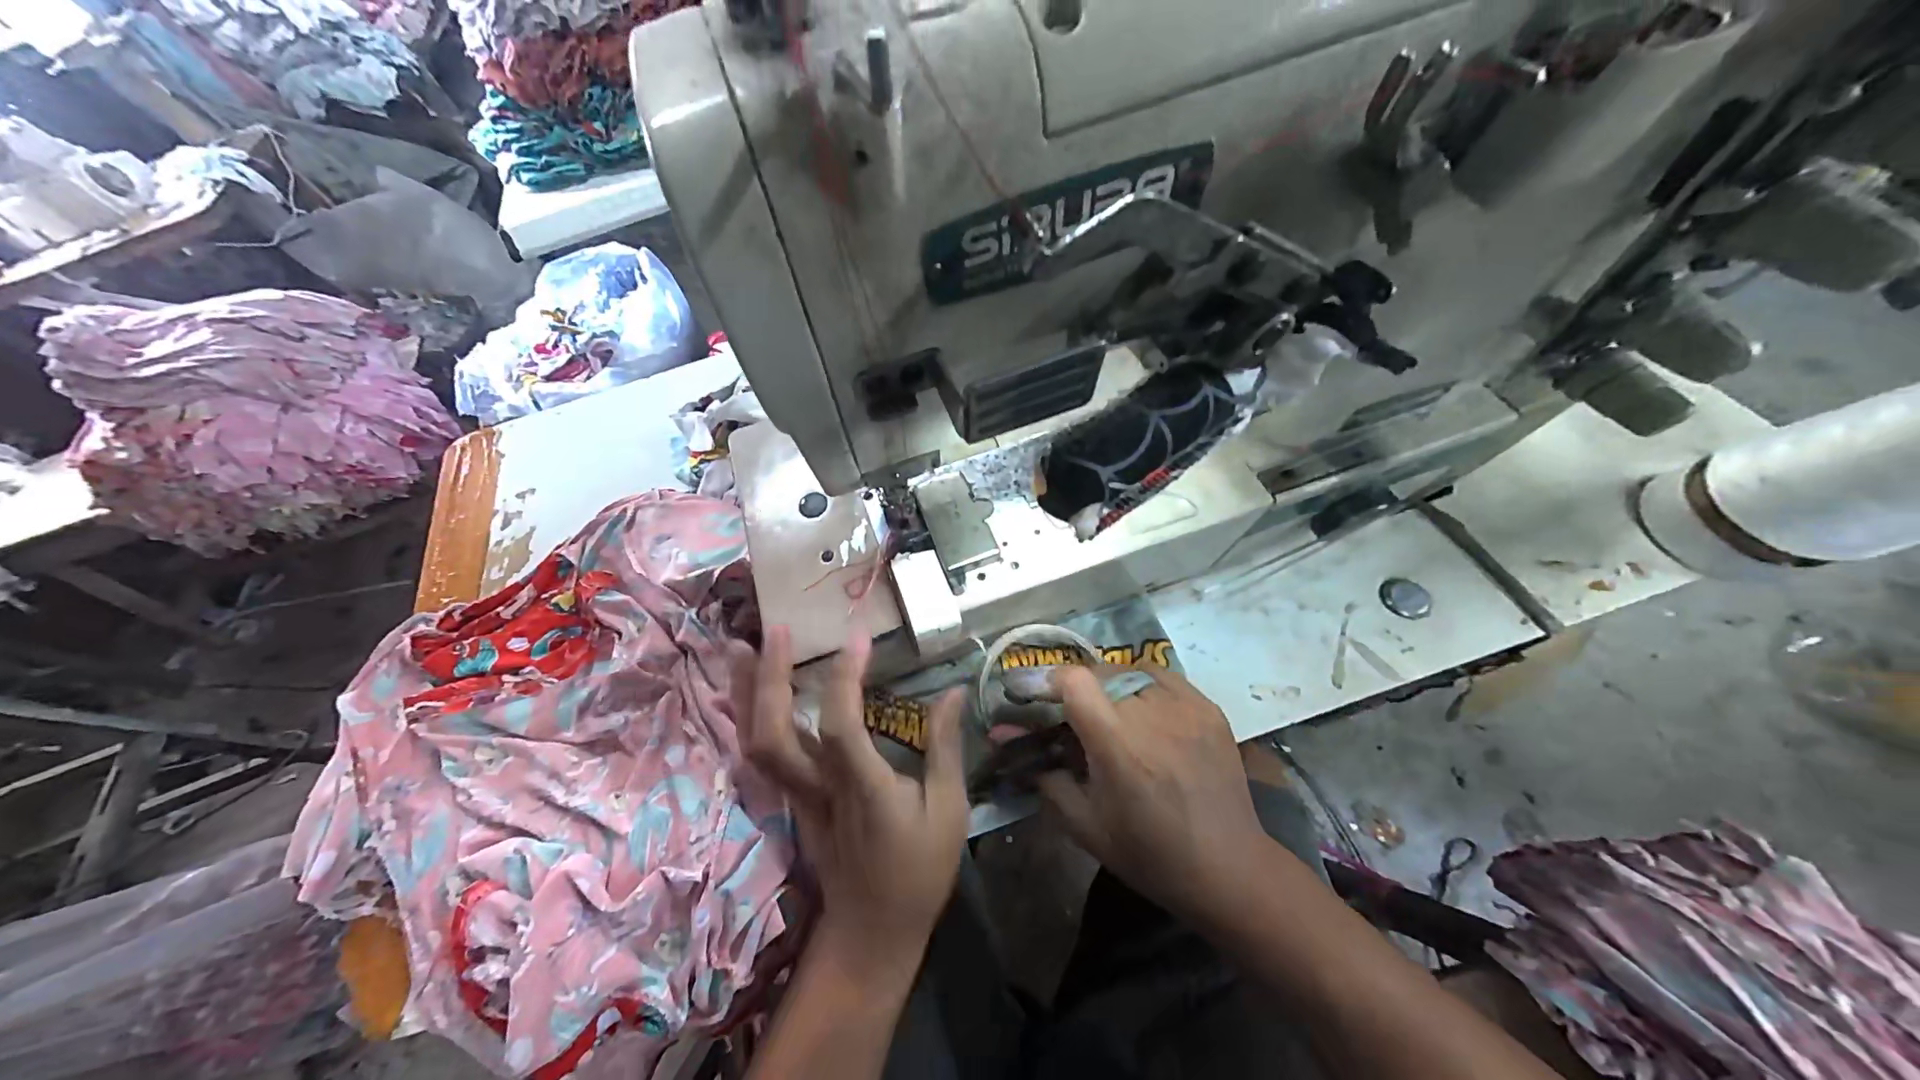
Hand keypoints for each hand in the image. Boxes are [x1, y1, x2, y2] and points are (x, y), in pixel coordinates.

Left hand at [729, 625, 967, 981]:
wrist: (871, 929)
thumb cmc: (917, 871)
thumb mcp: (948, 812)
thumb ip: (946, 749)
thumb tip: (953, 693)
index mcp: (863, 789)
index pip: (840, 727)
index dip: (844, 678)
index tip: (858, 636)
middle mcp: (819, 789)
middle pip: (772, 736)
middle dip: (769, 680)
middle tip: (776, 630)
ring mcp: (797, 796)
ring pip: (755, 744)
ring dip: (745, 693)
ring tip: (742, 646)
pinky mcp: (791, 801)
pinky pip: (761, 753)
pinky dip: (749, 715)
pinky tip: (750, 688)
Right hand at [1037, 665, 1270, 921]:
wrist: (1227, 867)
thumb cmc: (1148, 854)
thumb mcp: (1084, 824)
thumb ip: (1043, 773)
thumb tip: (1004, 735)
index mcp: (1119, 746)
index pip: (1075, 681)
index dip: (1047, 680)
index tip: (1033, 696)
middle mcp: (1153, 716)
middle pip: (1099, 672)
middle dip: (1075, 687)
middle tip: (1069, 714)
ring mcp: (1186, 708)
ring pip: (1131, 670)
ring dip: (1108, 684)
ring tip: (1107, 711)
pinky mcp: (1209, 709)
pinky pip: (1163, 677)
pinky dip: (1142, 684)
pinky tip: (1141, 708)